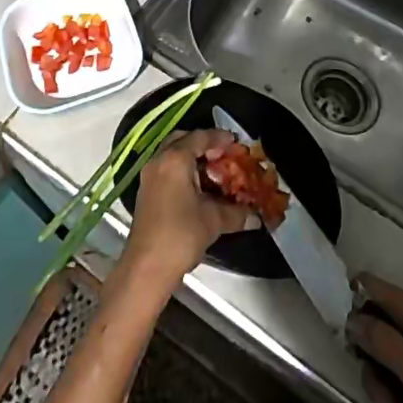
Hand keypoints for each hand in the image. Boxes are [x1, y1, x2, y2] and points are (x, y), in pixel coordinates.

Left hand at [122, 130, 253, 285]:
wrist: (147, 266)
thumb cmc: (180, 235)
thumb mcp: (214, 220)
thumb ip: (236, 213)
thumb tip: (255, 216)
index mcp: (175, 160)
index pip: (199, 137)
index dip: (219, 138)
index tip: (236, 142)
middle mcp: (159, 161)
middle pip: (182, 140)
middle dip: (203, 144)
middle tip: (223, 153)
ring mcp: (150, 176)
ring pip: (172, 155)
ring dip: (193, 157)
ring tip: (215, 169)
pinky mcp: (148, 191)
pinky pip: (167, 169)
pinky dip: (183, 170)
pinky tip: (200, 186)